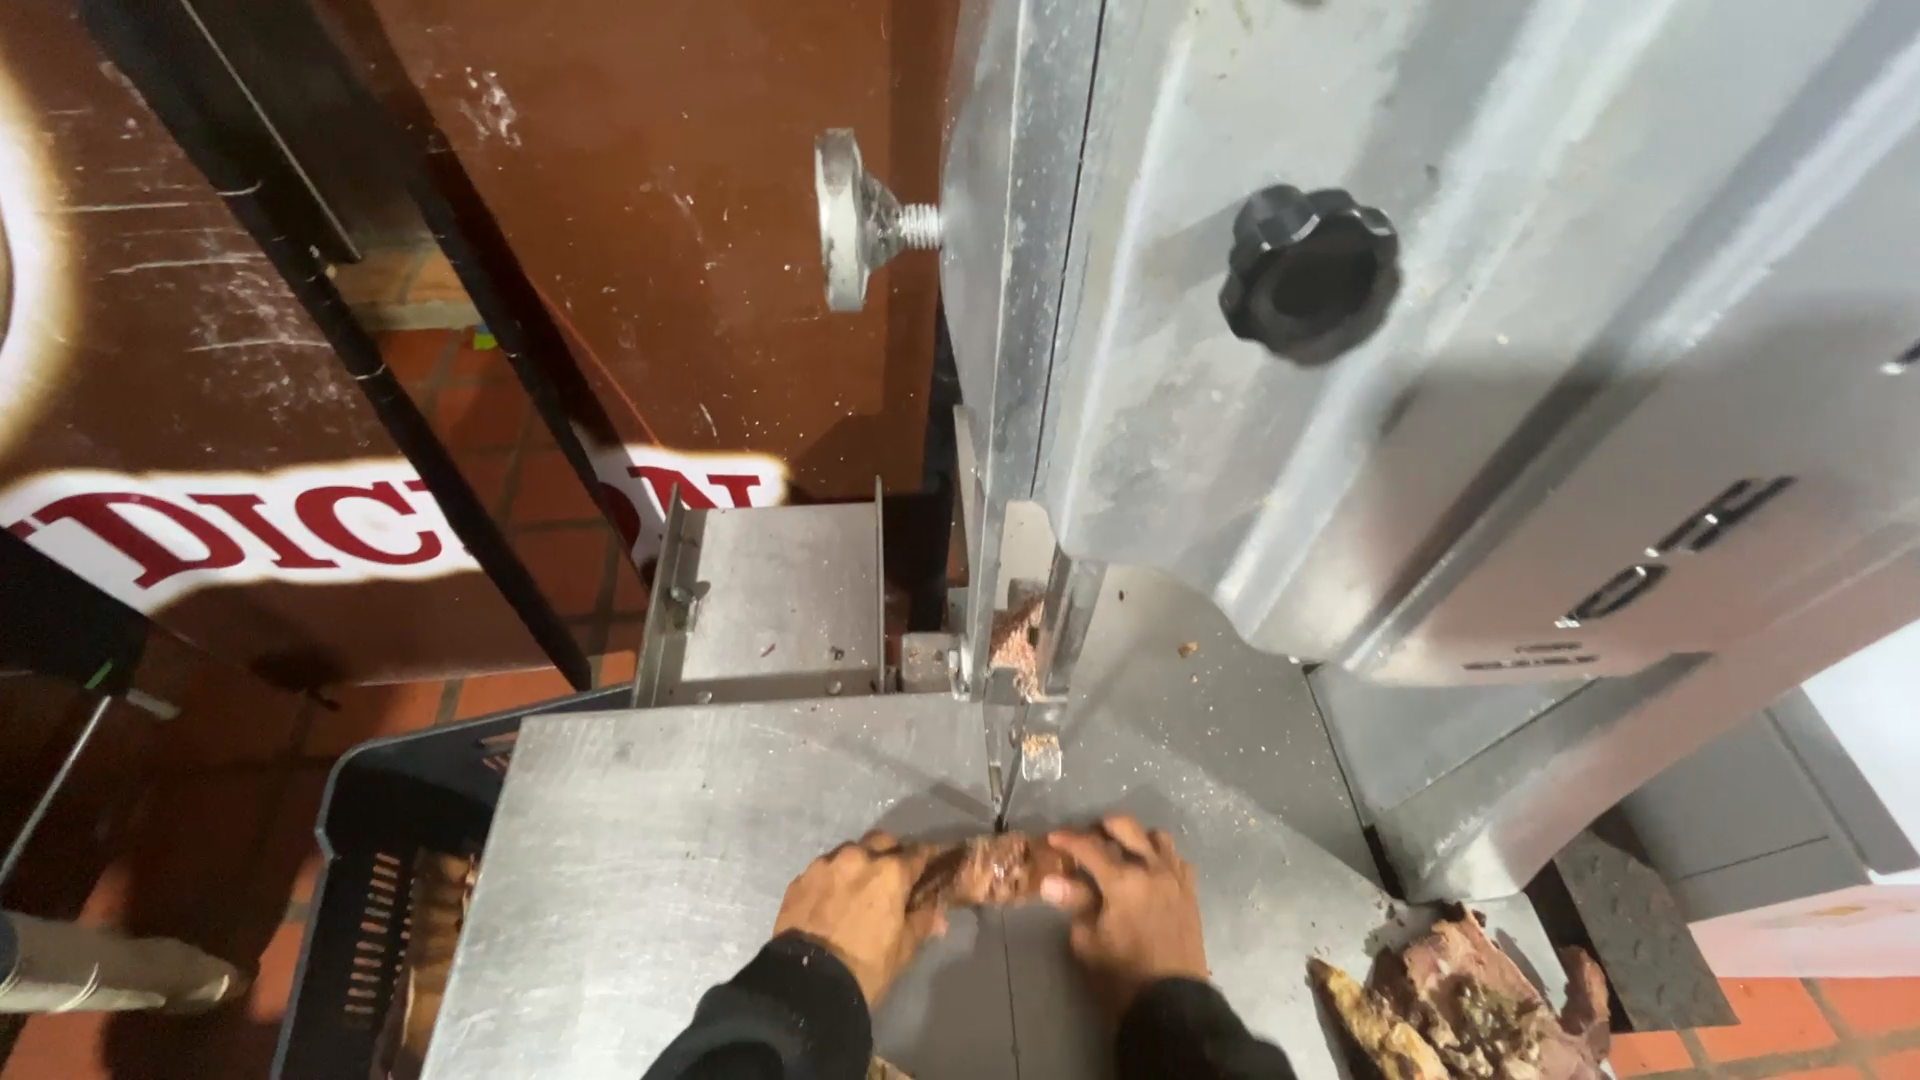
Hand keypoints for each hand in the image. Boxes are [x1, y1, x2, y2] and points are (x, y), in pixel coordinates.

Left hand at [773, 831, 944, 1005]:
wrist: (807, 986)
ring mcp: (826, 864)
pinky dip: (833, 878)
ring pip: (850, 851)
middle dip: (890, 854)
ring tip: (856, 889)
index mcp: (890, 871)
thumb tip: (939, 913)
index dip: (927, 859)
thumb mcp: (903, 949)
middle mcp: (859, 856)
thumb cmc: (865, 968)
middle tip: (891, 879)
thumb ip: (922, 921)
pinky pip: (824, 869)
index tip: (930, 866)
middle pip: (882, 841)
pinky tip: (830, 900)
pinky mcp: (801, 878)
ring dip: (859, 864)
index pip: (919, 852)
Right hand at [1039, 814, 1208, 1013]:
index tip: (1054, 837)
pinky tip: (1151, 873)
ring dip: (1137, 839)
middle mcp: (1152, 869)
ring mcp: (1175, 878)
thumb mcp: (1089, 941)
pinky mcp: (1191, 892)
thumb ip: (1074, 904)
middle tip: (1089, 840)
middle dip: (1103, 827)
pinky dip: (1162, 858)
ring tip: (1124, 854)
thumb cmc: (1124, 974)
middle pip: (1126, 827)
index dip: (1068, 839)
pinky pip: (1178, 860)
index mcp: (1123, 881)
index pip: (1090, 847)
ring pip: (1158, 837)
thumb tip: (1051, 882)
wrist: (1173, 1002)